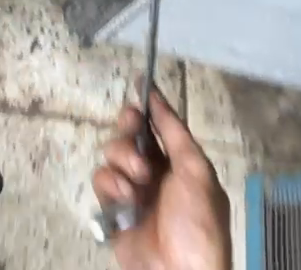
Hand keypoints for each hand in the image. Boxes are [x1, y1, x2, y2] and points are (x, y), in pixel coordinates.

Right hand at [92, 91, 232, 269]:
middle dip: (129, 129)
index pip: (159, 126)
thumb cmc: (197, 221)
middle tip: (132, 127)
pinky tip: (126, 198)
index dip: (149, 105)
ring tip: (138, 182)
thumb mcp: (196, 171)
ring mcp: (133, 191)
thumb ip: (174, 131)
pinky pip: (103, 181)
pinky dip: (112, 185)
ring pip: (113, 154)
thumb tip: (156, 95)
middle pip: (130, 134)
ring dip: (124, 161)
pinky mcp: (113, 210)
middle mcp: (155, 173)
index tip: (139, 80)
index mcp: (179, 164)